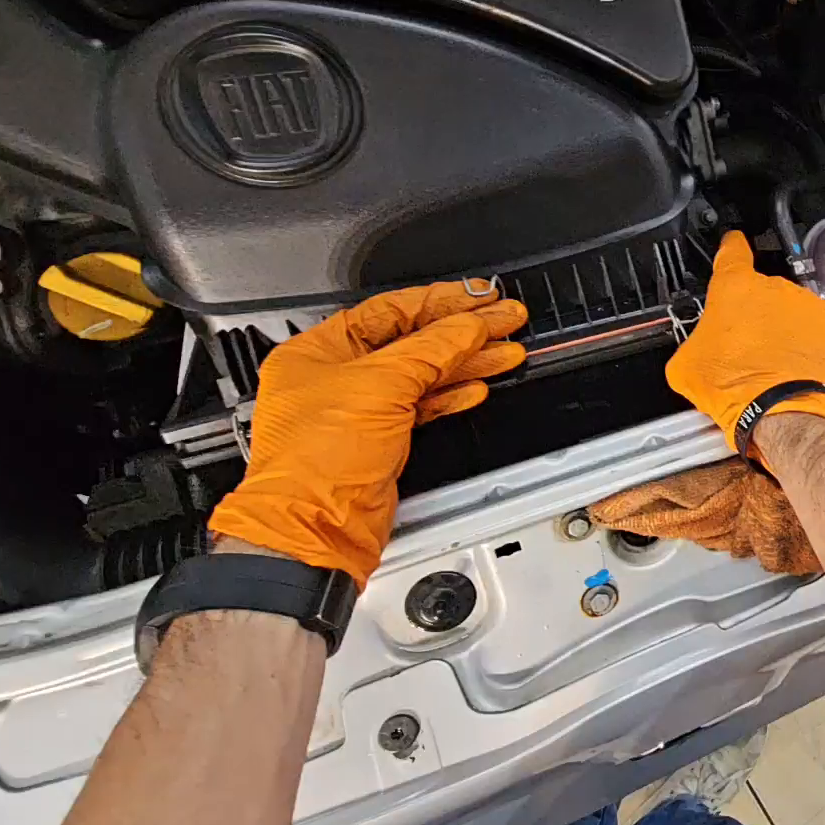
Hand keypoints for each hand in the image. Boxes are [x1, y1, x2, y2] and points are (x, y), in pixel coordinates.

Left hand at [207, 280, 528, 587]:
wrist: (317, 528)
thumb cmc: (316, 462)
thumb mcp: (381, 385)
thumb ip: (433, 349)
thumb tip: (470, 324)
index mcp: (319, 352)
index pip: (392, 311)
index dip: (443, 301)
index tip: (482, 296)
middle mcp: (338, 376)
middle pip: (416, 341)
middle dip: (467, 331)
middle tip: (507, 319)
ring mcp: (363, 408)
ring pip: (429, 372)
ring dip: (472, 361)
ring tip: (508, 350)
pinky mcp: (384, 437)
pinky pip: (428, 404)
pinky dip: (455, 394)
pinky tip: (479, 387)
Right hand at [667, 231, 824, 454]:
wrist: (784, 412)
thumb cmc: (735, 388)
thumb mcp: (687, 367)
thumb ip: (693, 342)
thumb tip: (697, 349)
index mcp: (736, 288)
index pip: (732, 253)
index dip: (731, 248)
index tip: (733, 244)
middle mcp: (776, 288)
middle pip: (763, 292)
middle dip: (756, 314)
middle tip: (748, 347)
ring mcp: (809, 305)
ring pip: (793, 312)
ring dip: (786, 330)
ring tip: (775, 363)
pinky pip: (820, 329)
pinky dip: (812, 344)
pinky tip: (799, 366)